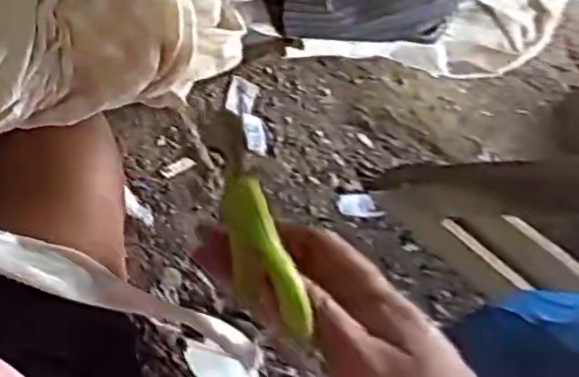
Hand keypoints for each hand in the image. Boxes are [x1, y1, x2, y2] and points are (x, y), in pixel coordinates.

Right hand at [195, 224, 473, 376]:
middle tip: (205, 245)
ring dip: (255, 275)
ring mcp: (367, 335)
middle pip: (303, 265)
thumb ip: (312, 303)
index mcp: (379, 298)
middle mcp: (371, 309)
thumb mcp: (359, 349)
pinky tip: (251, 300)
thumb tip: (263, 258)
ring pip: (300, 291)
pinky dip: (274, 303)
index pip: (317, 243)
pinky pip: (307, 317)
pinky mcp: (359, 357)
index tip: (229, 226)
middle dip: (251, 251)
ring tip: (211, 263)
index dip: (272, 229)